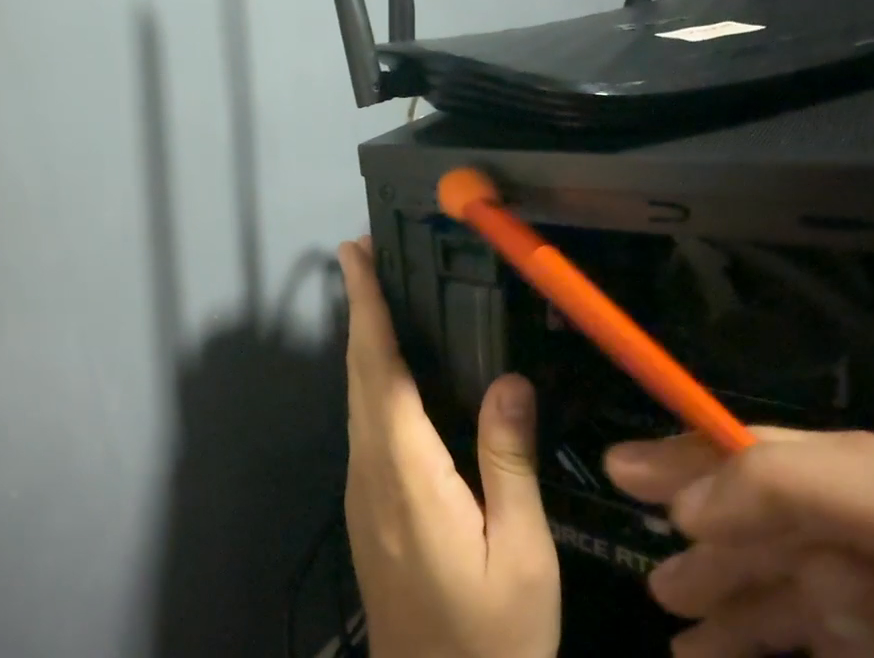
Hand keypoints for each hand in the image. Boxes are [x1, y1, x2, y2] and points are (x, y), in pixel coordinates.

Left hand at [339, 237, 560, 657]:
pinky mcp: (367, 510)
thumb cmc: (491, 636)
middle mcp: (368, 472)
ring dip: (364, 345)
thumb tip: (508, 379)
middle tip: (372, 259)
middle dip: (360, 311)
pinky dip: (373, 383)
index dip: (365, 307)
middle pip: (358, 376)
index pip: (378, 369)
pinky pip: (365, 426)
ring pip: (356, 400)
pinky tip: (397, 374)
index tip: (352, 254)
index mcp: (404, 472)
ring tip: (386, 300)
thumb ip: (508, 462)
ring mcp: (360, 493)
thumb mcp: (521, 554)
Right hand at [605, 428, 873, 657]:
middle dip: (738, 481)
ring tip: (666, 591)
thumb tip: (819, 565)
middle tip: (629, 473)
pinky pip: (862, 592)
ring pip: (852, 535)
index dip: (791, 485)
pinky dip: (779, 605)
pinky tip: (710, 637)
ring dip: (745, 556)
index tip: (682, 513)